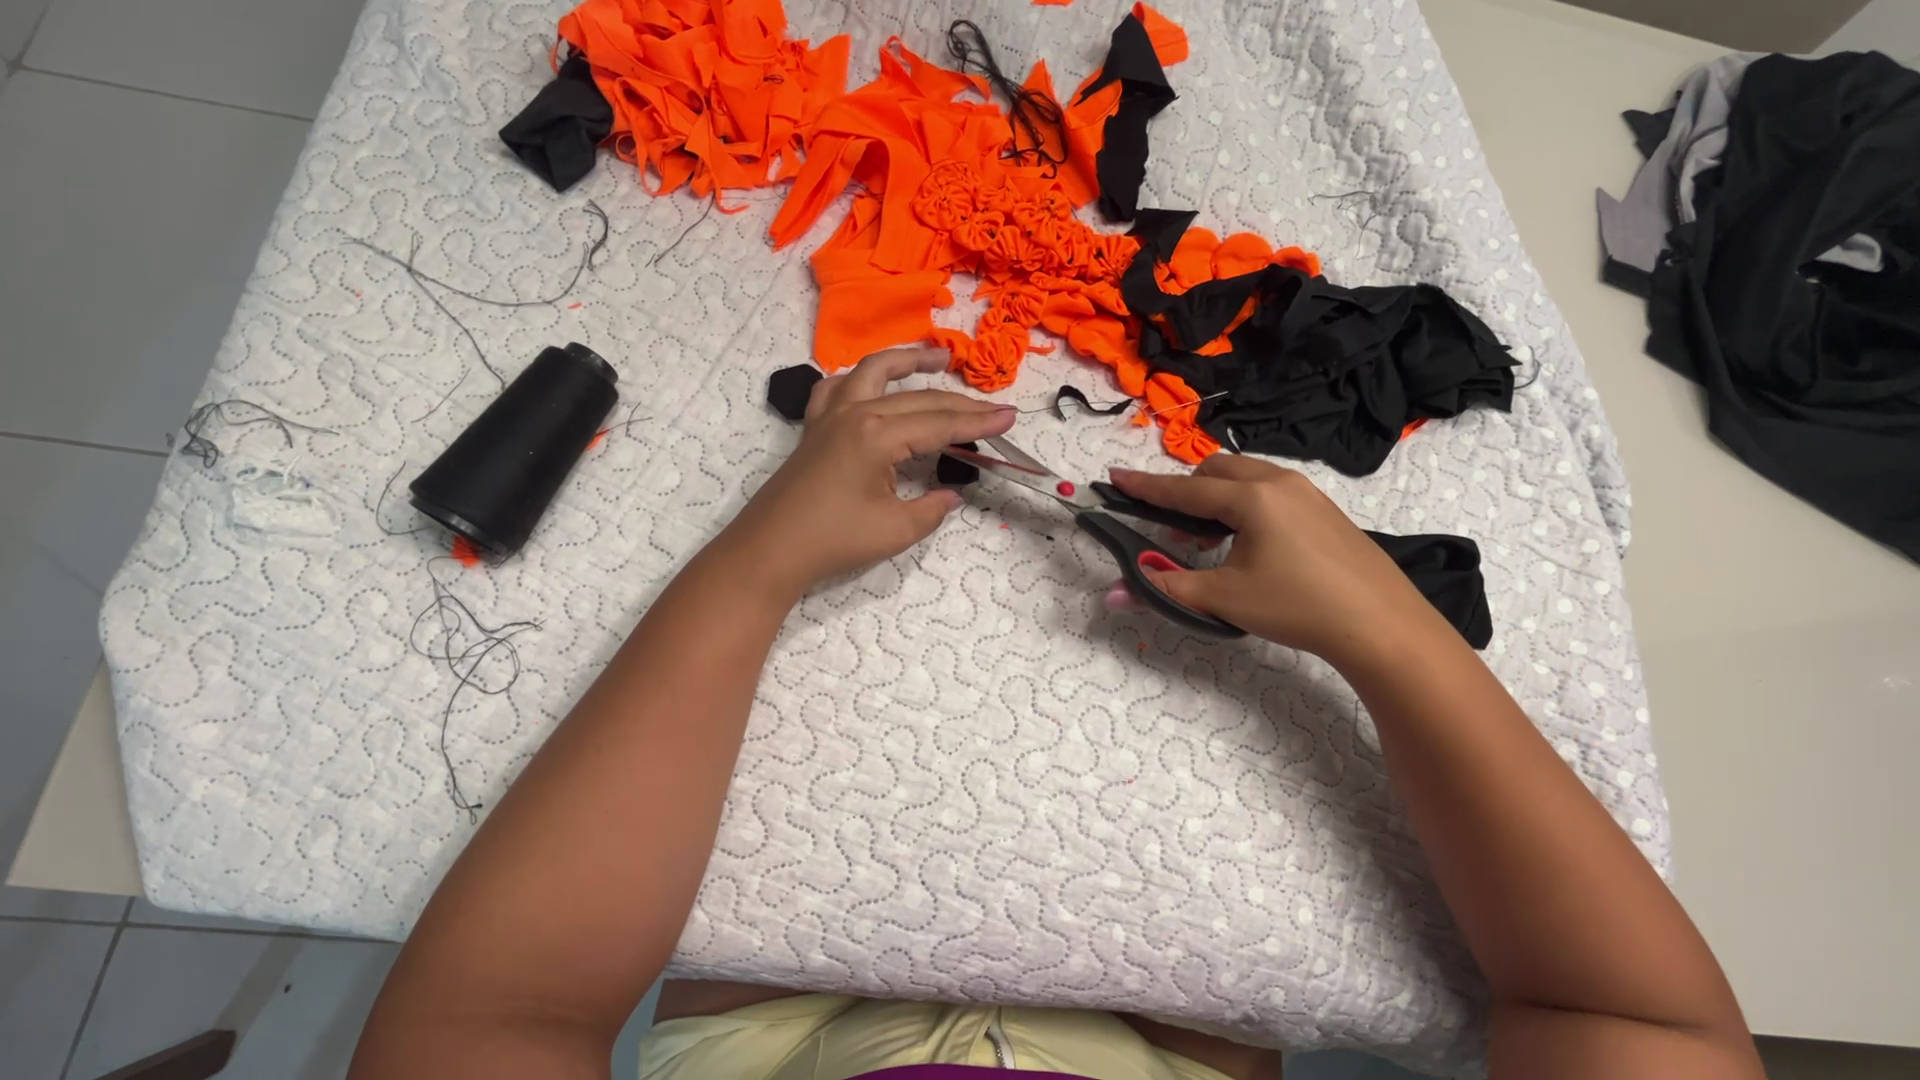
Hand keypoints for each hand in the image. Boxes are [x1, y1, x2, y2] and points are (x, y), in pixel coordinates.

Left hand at [717, 348, 1015, 597]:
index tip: (1011, 418)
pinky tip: (871, 382)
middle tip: (995, 409)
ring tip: (938, 358)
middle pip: (918, 399)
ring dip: (908, 361)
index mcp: (877, 436)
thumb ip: (931, 509)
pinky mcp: (814, 428)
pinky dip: (859, 377)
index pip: (940, 424)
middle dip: (960, 403)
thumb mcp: (894, 531)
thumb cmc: (832, 542)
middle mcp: (855, 413)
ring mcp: (830, 416)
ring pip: (873, 371)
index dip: (978, 423)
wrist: (769, 550)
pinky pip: (836, 387)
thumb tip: (950, 494)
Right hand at [1108, 456, 1438, 664]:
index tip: (1115, 476)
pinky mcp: (1325, 511)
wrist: (1383, 625)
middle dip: (1185, 491)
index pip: (1185, 489)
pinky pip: (1270, 491)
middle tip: (1171, 529)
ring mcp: (1307, 494)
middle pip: (1216, 470)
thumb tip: (1114, 594)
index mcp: (1252, 497)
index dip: (1146, 487)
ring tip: (1207, 541)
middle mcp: (1279, 482)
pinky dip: (1245, 505)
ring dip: (1216, 498)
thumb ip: (1166, 589)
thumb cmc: (1298, 606)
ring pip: (1246, 477)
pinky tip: (1249, 545)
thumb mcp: (1224, 598)